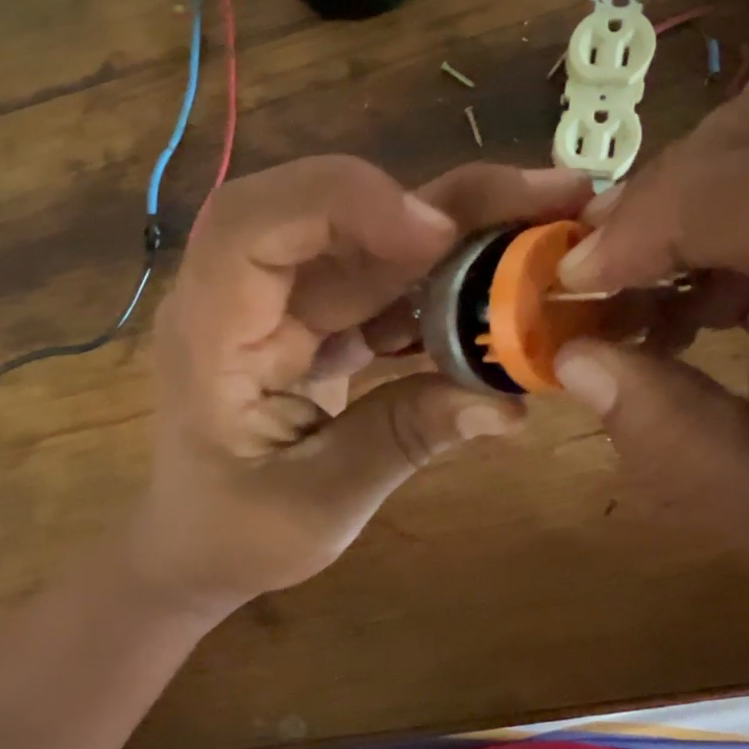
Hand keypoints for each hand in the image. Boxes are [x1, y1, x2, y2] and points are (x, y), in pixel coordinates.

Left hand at [128, 157, 594, 612]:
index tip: (437, 236)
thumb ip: (401, 442)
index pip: (253, 226)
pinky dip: (441, 291)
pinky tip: (502, 299)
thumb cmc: (233, 536)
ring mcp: (277, 308)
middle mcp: (239, 301)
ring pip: (367, 244)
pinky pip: (380, 288)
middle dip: (438, 203)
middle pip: (328, 212)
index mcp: (209, 337)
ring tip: (549, 238)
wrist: (197, 547)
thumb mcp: (316, 505)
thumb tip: (506, 403)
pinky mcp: (310, 325)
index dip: (344, 204)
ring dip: (457, 238)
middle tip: (551, 200)